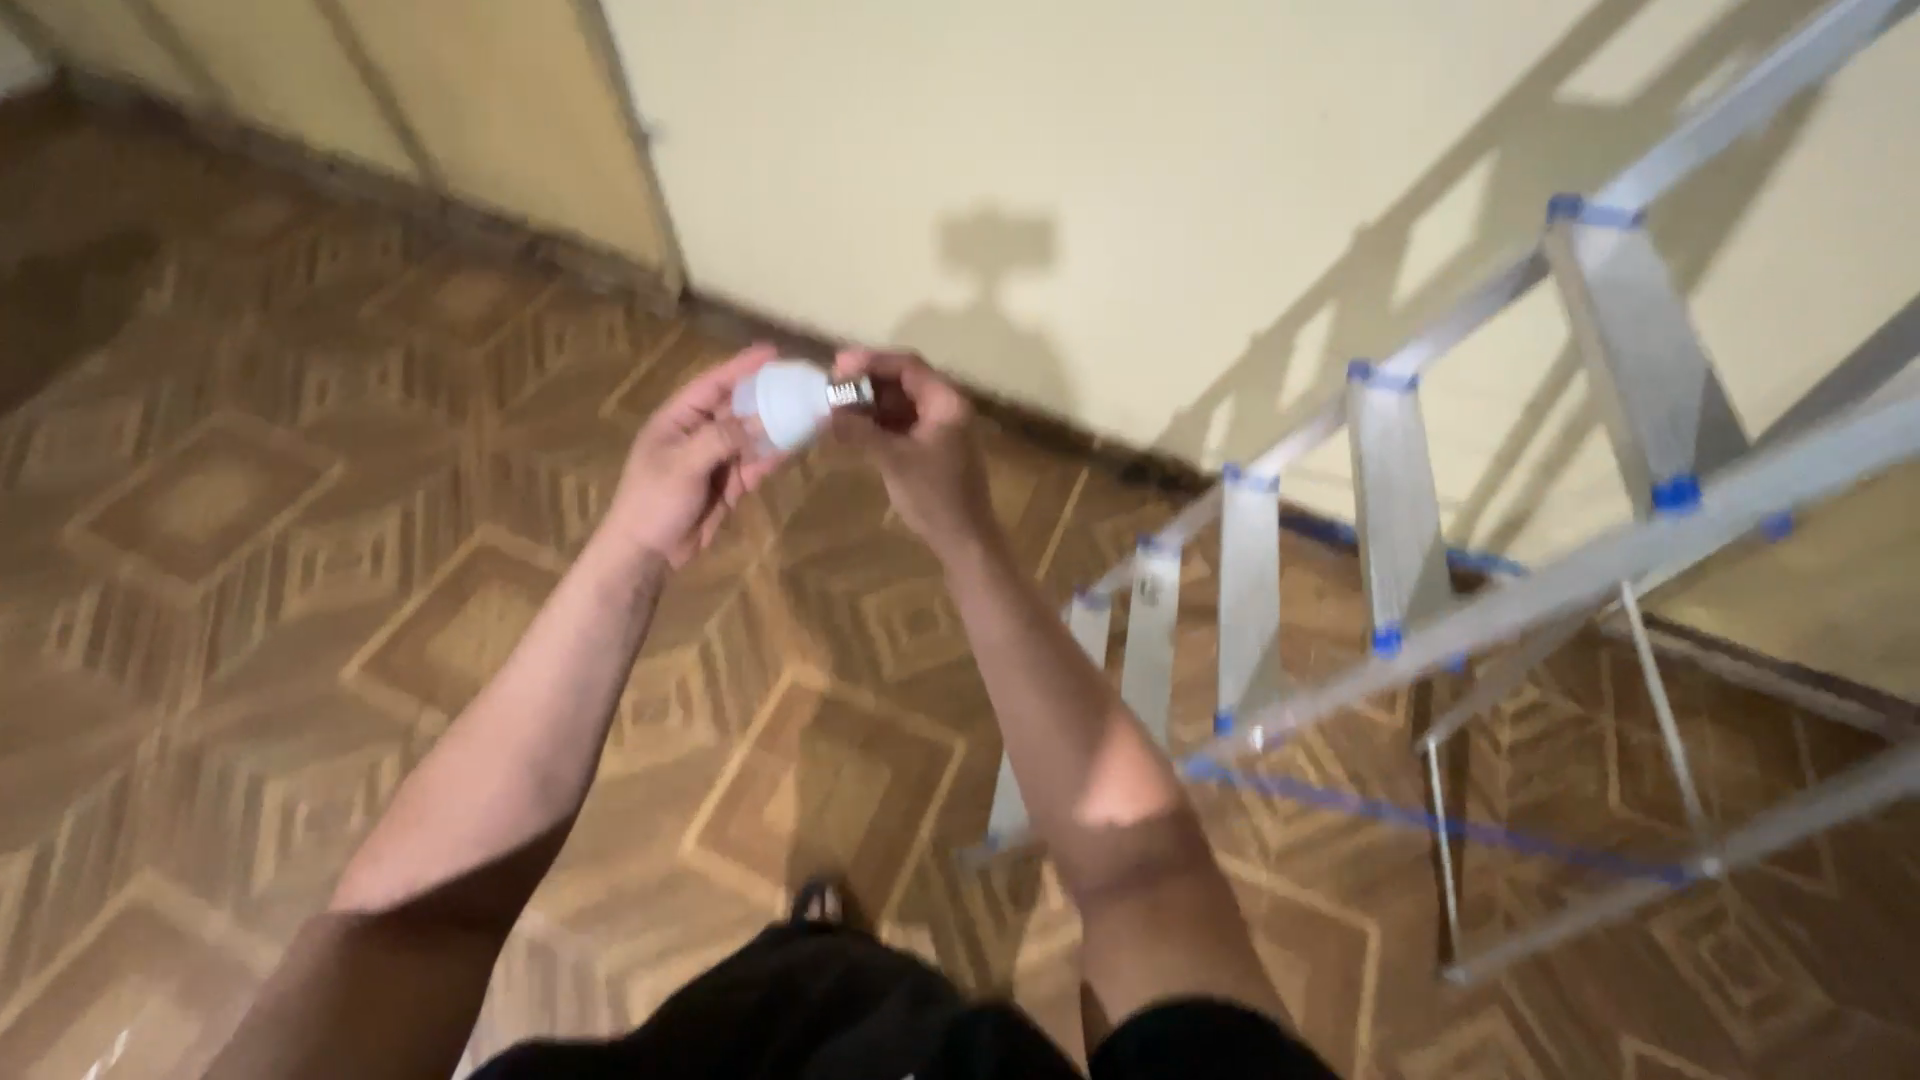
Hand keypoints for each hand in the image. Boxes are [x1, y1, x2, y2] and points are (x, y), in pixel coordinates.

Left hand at [602, 343, 781, 567]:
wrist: (648, 552)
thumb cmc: (653, 501)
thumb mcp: (684, 465)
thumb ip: (722, 439)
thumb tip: (761, 420)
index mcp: (677, 420)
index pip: (713, 384)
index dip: (742, 368)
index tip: (772, 353)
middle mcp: (698, 433)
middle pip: (737, 407)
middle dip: (767, 396)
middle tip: (800, 383)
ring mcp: (715, 460)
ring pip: (751, 436)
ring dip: (776, 426)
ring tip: (808, 411)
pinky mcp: (729, 485)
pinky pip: (755, 463)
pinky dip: (773, 455)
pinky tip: (796, 445)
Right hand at [829, 349, 1001, 564]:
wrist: (963, 538)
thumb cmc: (935, 497)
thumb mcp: (894, 460)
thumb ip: (861, 432)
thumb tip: (826, 412)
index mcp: (946, 402)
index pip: (908, 366)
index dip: (871, 361)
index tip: (837, 366)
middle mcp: (945, 408)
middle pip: (903, 382)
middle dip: (866, 383)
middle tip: (830, 386)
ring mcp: (939, 428)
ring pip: (900, 403)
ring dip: (869, 403)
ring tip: (834, 407)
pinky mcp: (930, 447)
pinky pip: (901, 424)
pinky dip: (877, 423)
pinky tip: (851, 427)